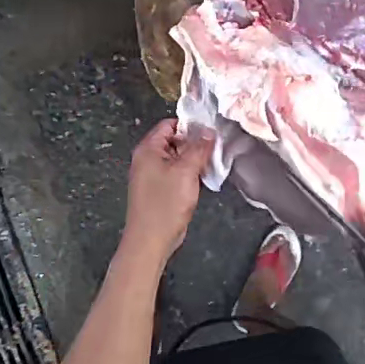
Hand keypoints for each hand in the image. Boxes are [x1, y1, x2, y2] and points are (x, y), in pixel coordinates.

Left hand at [120, 120, 213, 264]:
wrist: (151, 239)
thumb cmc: (165, 203)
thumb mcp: (186, 171)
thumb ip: (199, 148)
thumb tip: (209, 130)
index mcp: (148, 149)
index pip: (170, 124)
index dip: (190, 125)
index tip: (211, 130)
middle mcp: (148, 158)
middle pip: (175, 140)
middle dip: (196, 143)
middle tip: (216, 148)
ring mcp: (153, 174)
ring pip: (178, 157)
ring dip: (195, 159)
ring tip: (213, 163)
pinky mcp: (161, 188)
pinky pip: (178, 172)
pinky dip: (191, 172)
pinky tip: (205, 178)